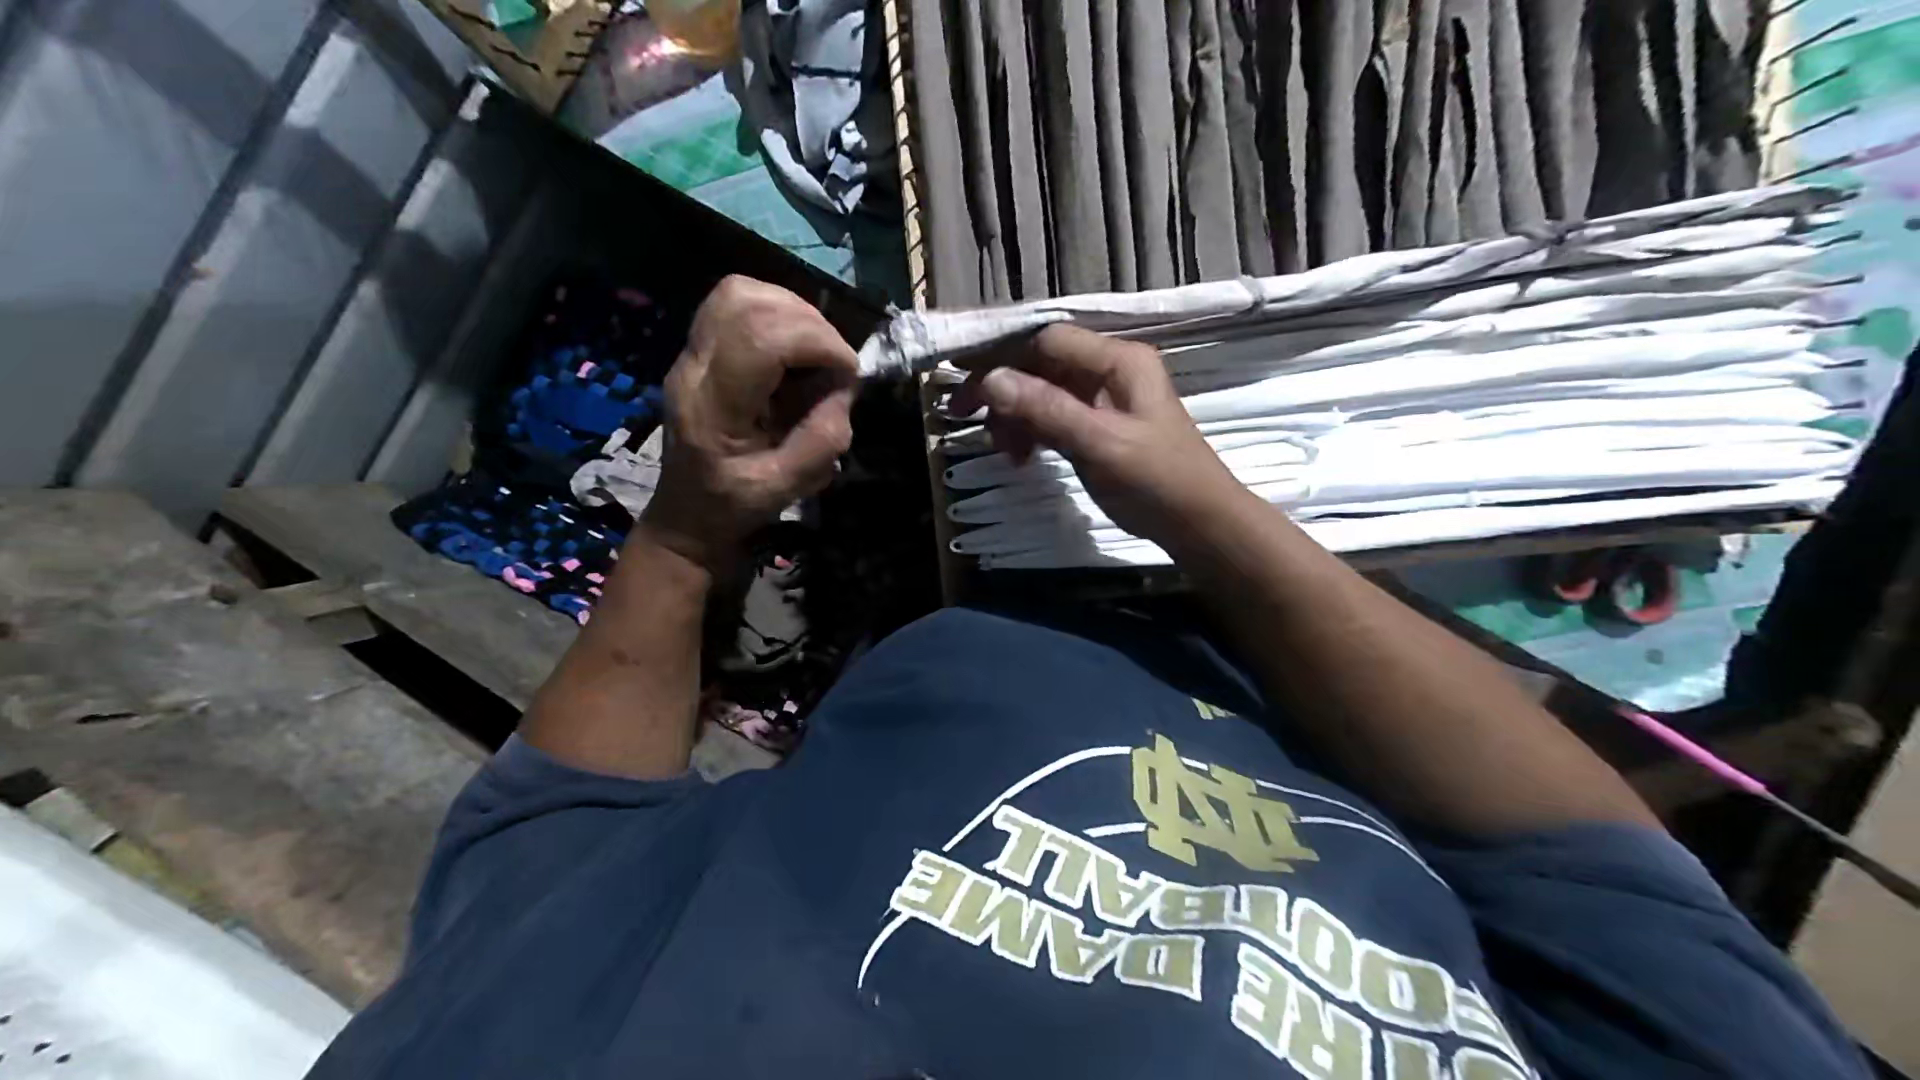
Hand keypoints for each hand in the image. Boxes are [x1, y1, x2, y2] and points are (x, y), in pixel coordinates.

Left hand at [642, 276, 857, 570]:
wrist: (686, 512)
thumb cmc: (734, 505)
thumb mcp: (786, 489)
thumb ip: (822, 440)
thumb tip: (845, 387)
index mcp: (712, 408)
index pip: (760, 338)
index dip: (818, 342)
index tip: (847, 372)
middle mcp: (694, 368)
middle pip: (746, 301)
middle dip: (810, 323)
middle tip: (834, 362)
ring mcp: (691, 353)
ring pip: (739, 293)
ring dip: (794, 312)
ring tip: (817, 352)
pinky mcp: (700, 348)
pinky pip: (736, 305)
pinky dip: (778, 314)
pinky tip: (794, 348)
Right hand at [951, 325, 1250, 551]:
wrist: (1197, 522)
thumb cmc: (1155, 479)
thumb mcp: (1098, 443)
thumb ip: (1045, 409)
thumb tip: (990, 380)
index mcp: (1118, 361)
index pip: (1046, 342)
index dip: (1002, 357)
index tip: (963, 382)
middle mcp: (1109, 369)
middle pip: (1040, 365)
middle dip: (1002, 390)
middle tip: (962, 415)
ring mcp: (1104, 398)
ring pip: (1043, 391)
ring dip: (1015, 415)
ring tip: (1003, 451)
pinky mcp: (1098, 425)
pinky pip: (1054, 416)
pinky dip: (1032, 431)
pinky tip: (1022, 456)